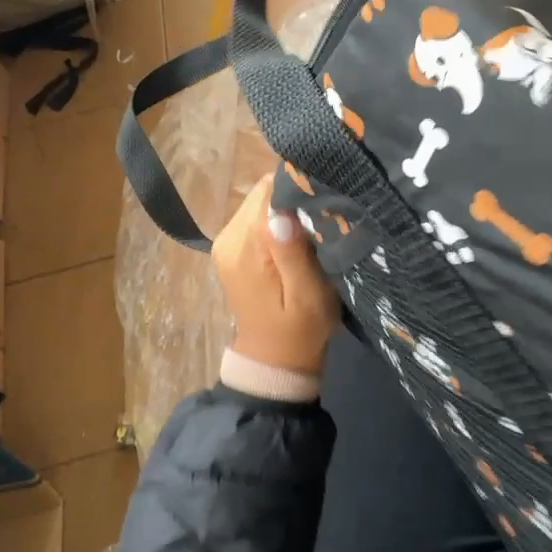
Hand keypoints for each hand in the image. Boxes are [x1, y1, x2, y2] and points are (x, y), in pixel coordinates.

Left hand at [214, 171, 340, 375]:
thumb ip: (292, 253)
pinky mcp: (232, 245)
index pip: (269, 192)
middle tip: (322, 217)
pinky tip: (298, 236)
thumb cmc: (299, 330)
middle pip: (264, 193)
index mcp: (245, 248)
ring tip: (312, 226)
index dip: (298, 190)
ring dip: (287, 209)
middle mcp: (229, 237)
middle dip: (293, 198)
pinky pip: (258, 214)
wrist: (274, 361)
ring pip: (261, 200)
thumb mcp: (306, 295)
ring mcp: (227, 240)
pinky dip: (279, 218)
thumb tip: (280, 214)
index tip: (324, 200)